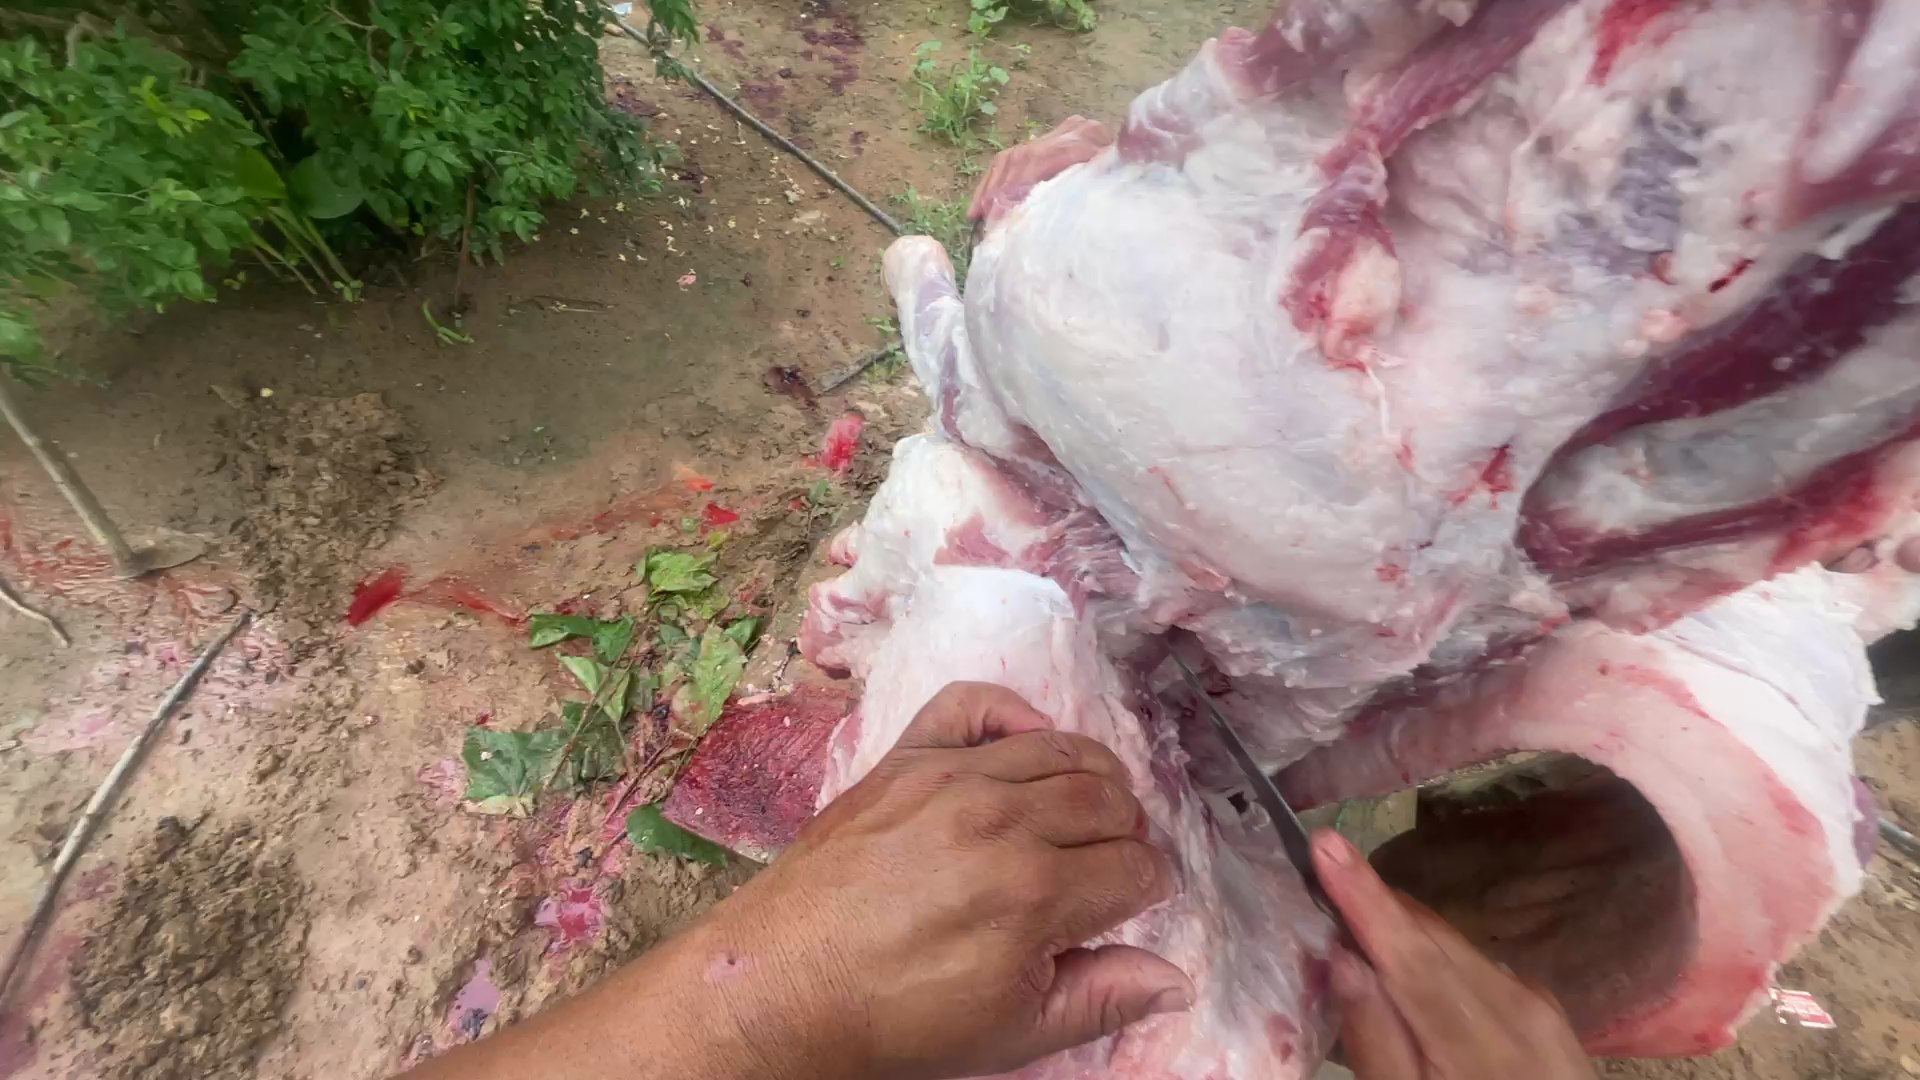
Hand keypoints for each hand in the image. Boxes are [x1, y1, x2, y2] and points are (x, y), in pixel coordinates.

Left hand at [693, 681, 1191, 1079]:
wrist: (789, 976)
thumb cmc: (900, 1014)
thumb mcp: (1011, 1033)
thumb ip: (1101, 997)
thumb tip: (1178, 975)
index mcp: (1034, 893)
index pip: (1135, 865)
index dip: (1149, 883)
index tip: (1136, 894)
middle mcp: (1000, 818)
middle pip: (1107, 798)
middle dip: (1128, 827)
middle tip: (1111, 854)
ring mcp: (950, 775)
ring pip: (1059, 748)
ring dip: (1092, 773)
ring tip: (1087, 802)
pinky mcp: (909, 754)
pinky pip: (971, 703)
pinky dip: (1010, 709)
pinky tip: (1026, 738)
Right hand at [1312, 830, 1594, 1079]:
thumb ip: (1376, 1043)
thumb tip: (1342, 959)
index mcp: (1486, 1049)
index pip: (1412, 955)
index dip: (1364, 896)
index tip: (1324, 842)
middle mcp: (1519, 1009)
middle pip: (1425, 934)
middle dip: (1368, 904)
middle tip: (1311, 883)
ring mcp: (1537, 1002)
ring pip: (1442, 937)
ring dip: (1392, 926)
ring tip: (1346, 925)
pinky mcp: (1540, 1002)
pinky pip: (1464, 954)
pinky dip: (1424, 949)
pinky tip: (1402, 967)